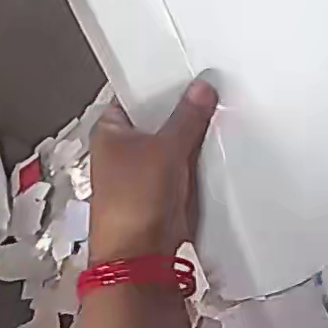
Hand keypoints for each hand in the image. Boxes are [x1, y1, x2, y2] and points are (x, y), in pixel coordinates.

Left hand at [87, 77, 218, 260]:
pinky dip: (198, 161)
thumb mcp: (165, 148)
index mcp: (109, 130)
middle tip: (211, 91)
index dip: (160, 83)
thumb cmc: (134, 200)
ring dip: (192, 139)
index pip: (135, 94)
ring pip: (174, 145)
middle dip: (182, 112)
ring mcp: (145, 171)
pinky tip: (218, 148)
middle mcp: (124, 149)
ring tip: (219, 115)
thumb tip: (201, 89)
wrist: (141, 256)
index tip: (188, 72)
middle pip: (159, 120)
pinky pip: (185, 167)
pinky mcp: (164, 192)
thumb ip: (187, 117)